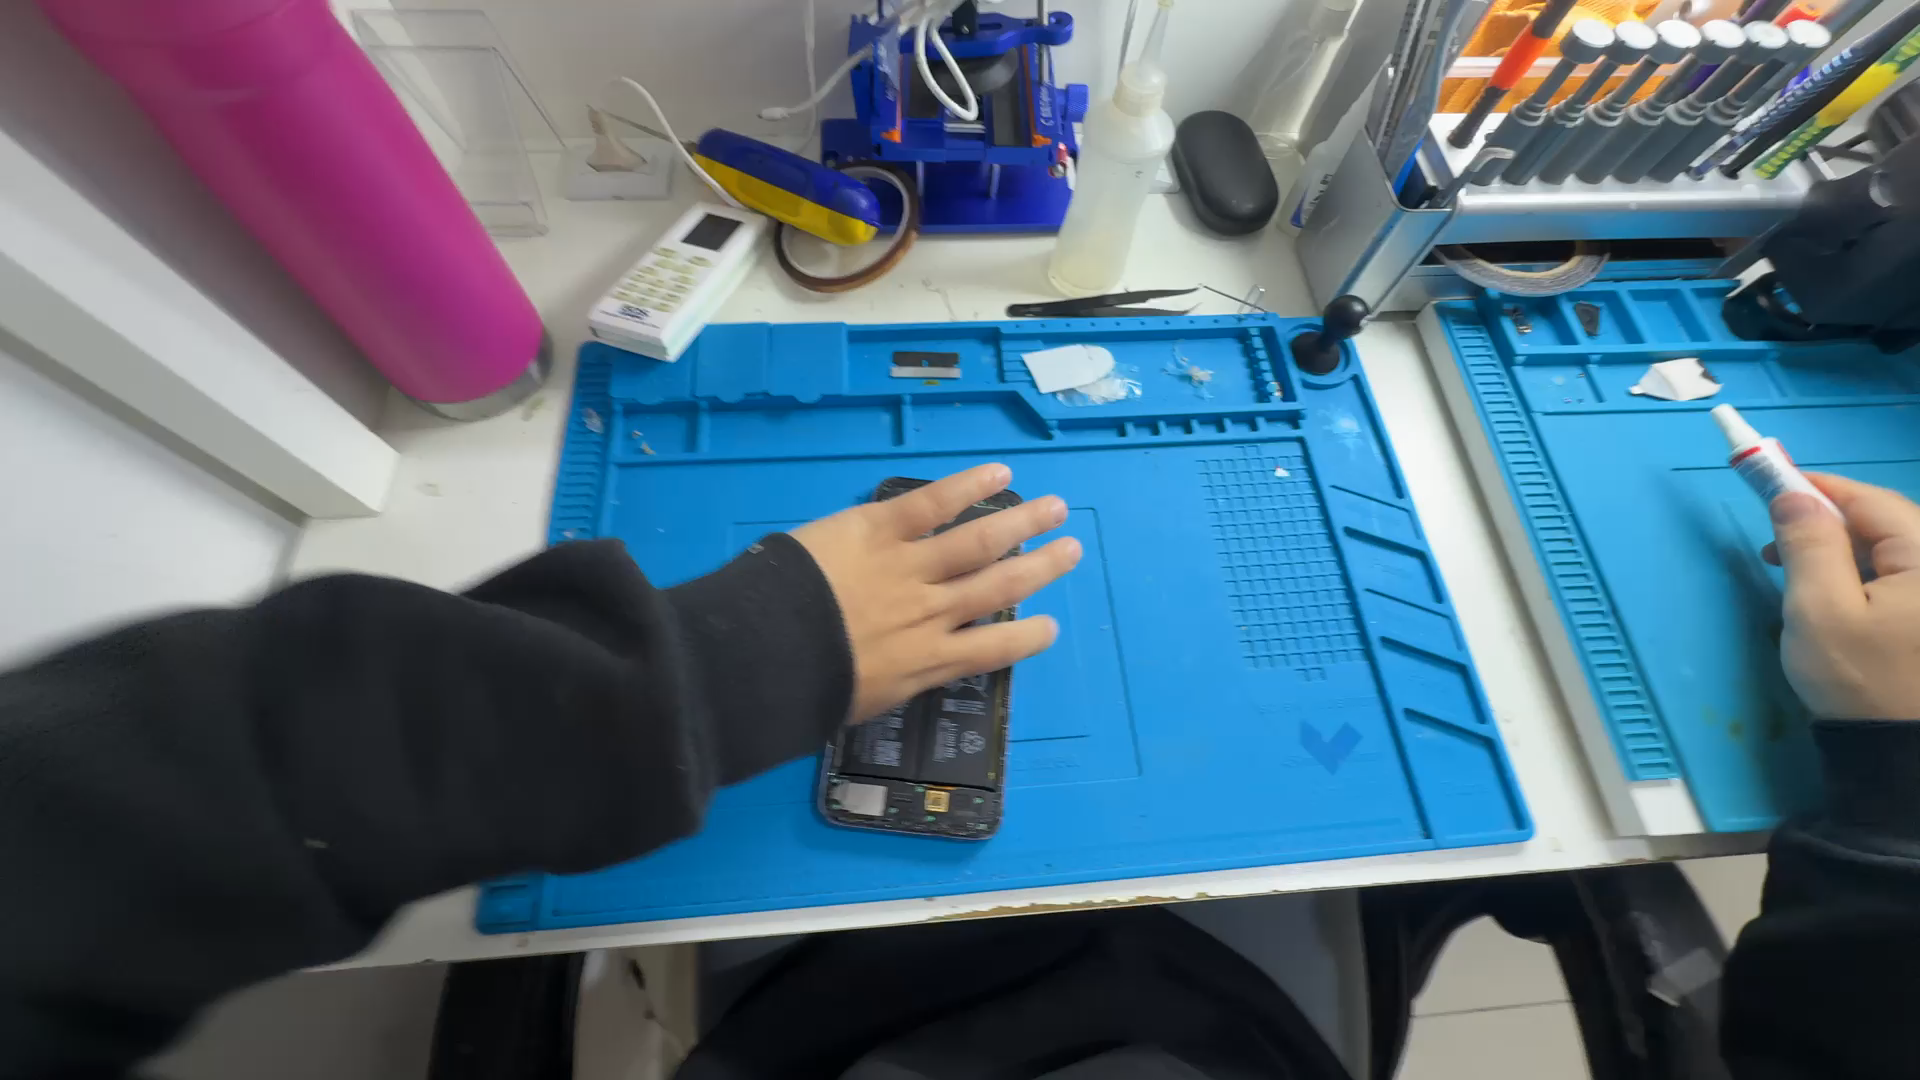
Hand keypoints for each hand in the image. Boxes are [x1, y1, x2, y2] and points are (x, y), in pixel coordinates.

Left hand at [791, 464, 1080, 720]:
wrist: (766, 653)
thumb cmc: (807, 687)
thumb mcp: (865, 700)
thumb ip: (898, 677)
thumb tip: (908, 665)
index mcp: (929, 660)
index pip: (994, 650)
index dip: (1028, 638)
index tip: (1049, 626)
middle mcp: (933, 611)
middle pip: (1000, 585)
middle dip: (1041, 567)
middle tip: (1071, 549)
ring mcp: (910, 566)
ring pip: (979, 541)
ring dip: (1022, 522)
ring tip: (1054, 507)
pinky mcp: (880, 529)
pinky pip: (933, 505)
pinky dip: (969, 487)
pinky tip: (998, 473)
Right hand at [1764, 473, 1919, 718]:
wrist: (1908, 744)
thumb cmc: (1859, 674)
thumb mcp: (1818, 608)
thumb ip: (1808, 546)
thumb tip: (1793, 495)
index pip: (1876, 502)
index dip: (1820, 487)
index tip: (1768, 481)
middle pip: (1893, 522)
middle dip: (1830, 521)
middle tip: (1773, 542)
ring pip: (1899, 547)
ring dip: (1844, 546)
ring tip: (1795, 568)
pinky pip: (1907, 571)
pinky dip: (1866, 568)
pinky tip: (1836, 587)